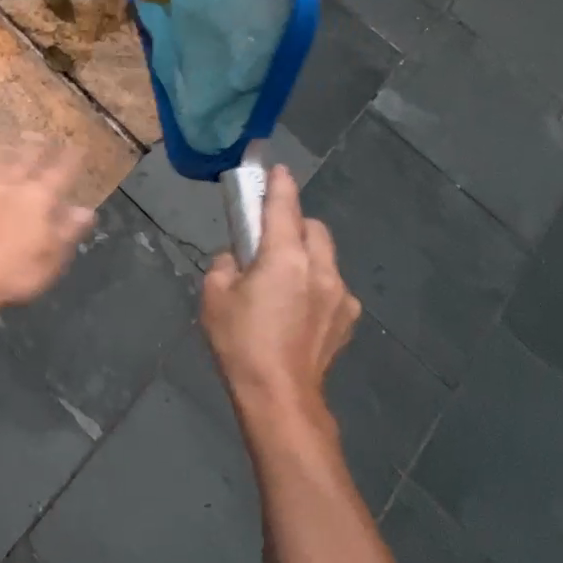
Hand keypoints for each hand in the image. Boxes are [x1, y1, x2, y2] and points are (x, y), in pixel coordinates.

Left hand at [0, 139, 97, 317]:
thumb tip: (86, 209)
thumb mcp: (52, 257)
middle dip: (38, 146)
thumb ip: (68, 229)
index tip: (77, 146)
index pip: (59, 172)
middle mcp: (10, 185)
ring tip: (14, 143)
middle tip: (43, 136)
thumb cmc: (13, 272)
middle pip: (26, 158)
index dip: (70, 159)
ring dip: (10, 151)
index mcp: (38, 197)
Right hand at [200, 166, 358, 416]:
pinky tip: (295, 307)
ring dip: (305, 255)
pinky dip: (315, 283)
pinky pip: (331, 286)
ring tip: (279, 278)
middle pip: (314, 229)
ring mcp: (341, 296)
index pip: (284, 208)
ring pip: (325, 257)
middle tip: (267, 237)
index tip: (275, 168)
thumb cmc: (239, 340)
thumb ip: (226, 265)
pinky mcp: (348, 320)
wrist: (279, 394)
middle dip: (294, 223)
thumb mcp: (214, 294)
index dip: (278, 185)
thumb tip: (238, 258)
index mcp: (284, 258)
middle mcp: (320, 269)